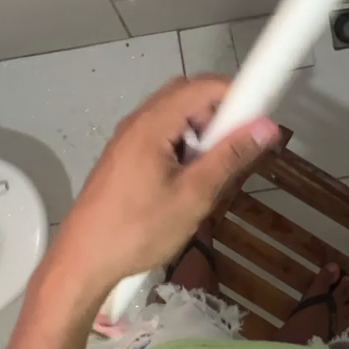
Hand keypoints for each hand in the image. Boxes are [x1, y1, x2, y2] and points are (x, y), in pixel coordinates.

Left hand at [41, 76, 277, 300]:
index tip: (259, 119)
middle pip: (187, 95)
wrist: (82, 261)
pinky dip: (182, 148)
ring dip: (200, 135)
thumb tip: (266, 127)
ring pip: (175, 117)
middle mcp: (137, 122)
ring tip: (209, 174)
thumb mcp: (193, 196)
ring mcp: (127, 139)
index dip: (237, 94)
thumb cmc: (138, 230)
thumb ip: (229, 157)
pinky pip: (161, 136)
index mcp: (152, 124)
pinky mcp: (123, 157)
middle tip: (232, 150)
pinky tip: (186, 184)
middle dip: (218, 115)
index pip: (203, 86)